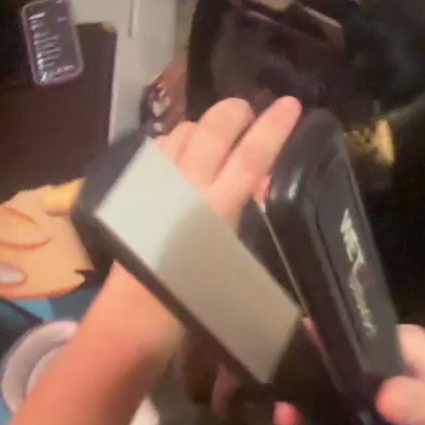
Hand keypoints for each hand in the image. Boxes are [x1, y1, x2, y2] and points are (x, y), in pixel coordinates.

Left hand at [94, 97, 302, 344]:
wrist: (132, 320)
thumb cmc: (191, 307)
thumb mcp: (236, 274)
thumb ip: (251, 230)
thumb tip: (267, 200)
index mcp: (217, 209)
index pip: (252, 155)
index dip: (275, 126)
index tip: (292, 104)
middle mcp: (186, 187)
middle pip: (213, 129)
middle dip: (236, 111)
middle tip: (251, 111)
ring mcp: (156, 185)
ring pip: (182, 132)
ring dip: (204, 125)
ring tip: (219, 132)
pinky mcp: (135, 192)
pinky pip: (159, 149)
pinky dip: (176, 141)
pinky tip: (183, 153)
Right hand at [277, 325, 424, 424]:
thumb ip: (424, 407)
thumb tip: (382, 396)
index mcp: (402, 343)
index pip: (349, 331)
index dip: (315, 346)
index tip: (285, 367)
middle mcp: (388, 354)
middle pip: (335, 355)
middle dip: (304, 376)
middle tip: (279, 407)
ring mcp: (383, 380)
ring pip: (335, 379)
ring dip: (309, 397)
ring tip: (282, 420)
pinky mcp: (380, 406)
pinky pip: (345, 403)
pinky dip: (324, 414)